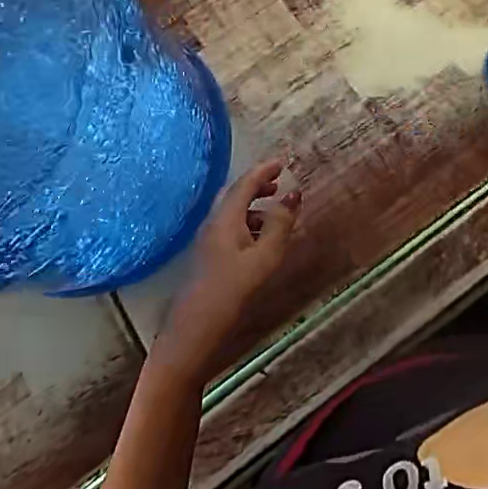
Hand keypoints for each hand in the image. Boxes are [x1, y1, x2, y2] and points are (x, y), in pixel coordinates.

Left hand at [150, 160, 301, 384]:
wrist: (195, 327)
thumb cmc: (232, 290)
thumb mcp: (265, 257)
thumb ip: (280, 225)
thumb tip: (292, 196)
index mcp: (225, 219)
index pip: (244, 184)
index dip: (264, 171)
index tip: (282, 162)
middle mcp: (213, 224)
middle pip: (234, 195)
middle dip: (257, 186)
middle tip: (278, 184)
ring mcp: (208, 241)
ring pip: (233, 213)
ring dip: (254, 207)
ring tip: (276, 215)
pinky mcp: (209, 257)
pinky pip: (231, 228)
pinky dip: (249, 224)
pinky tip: (262, 241)